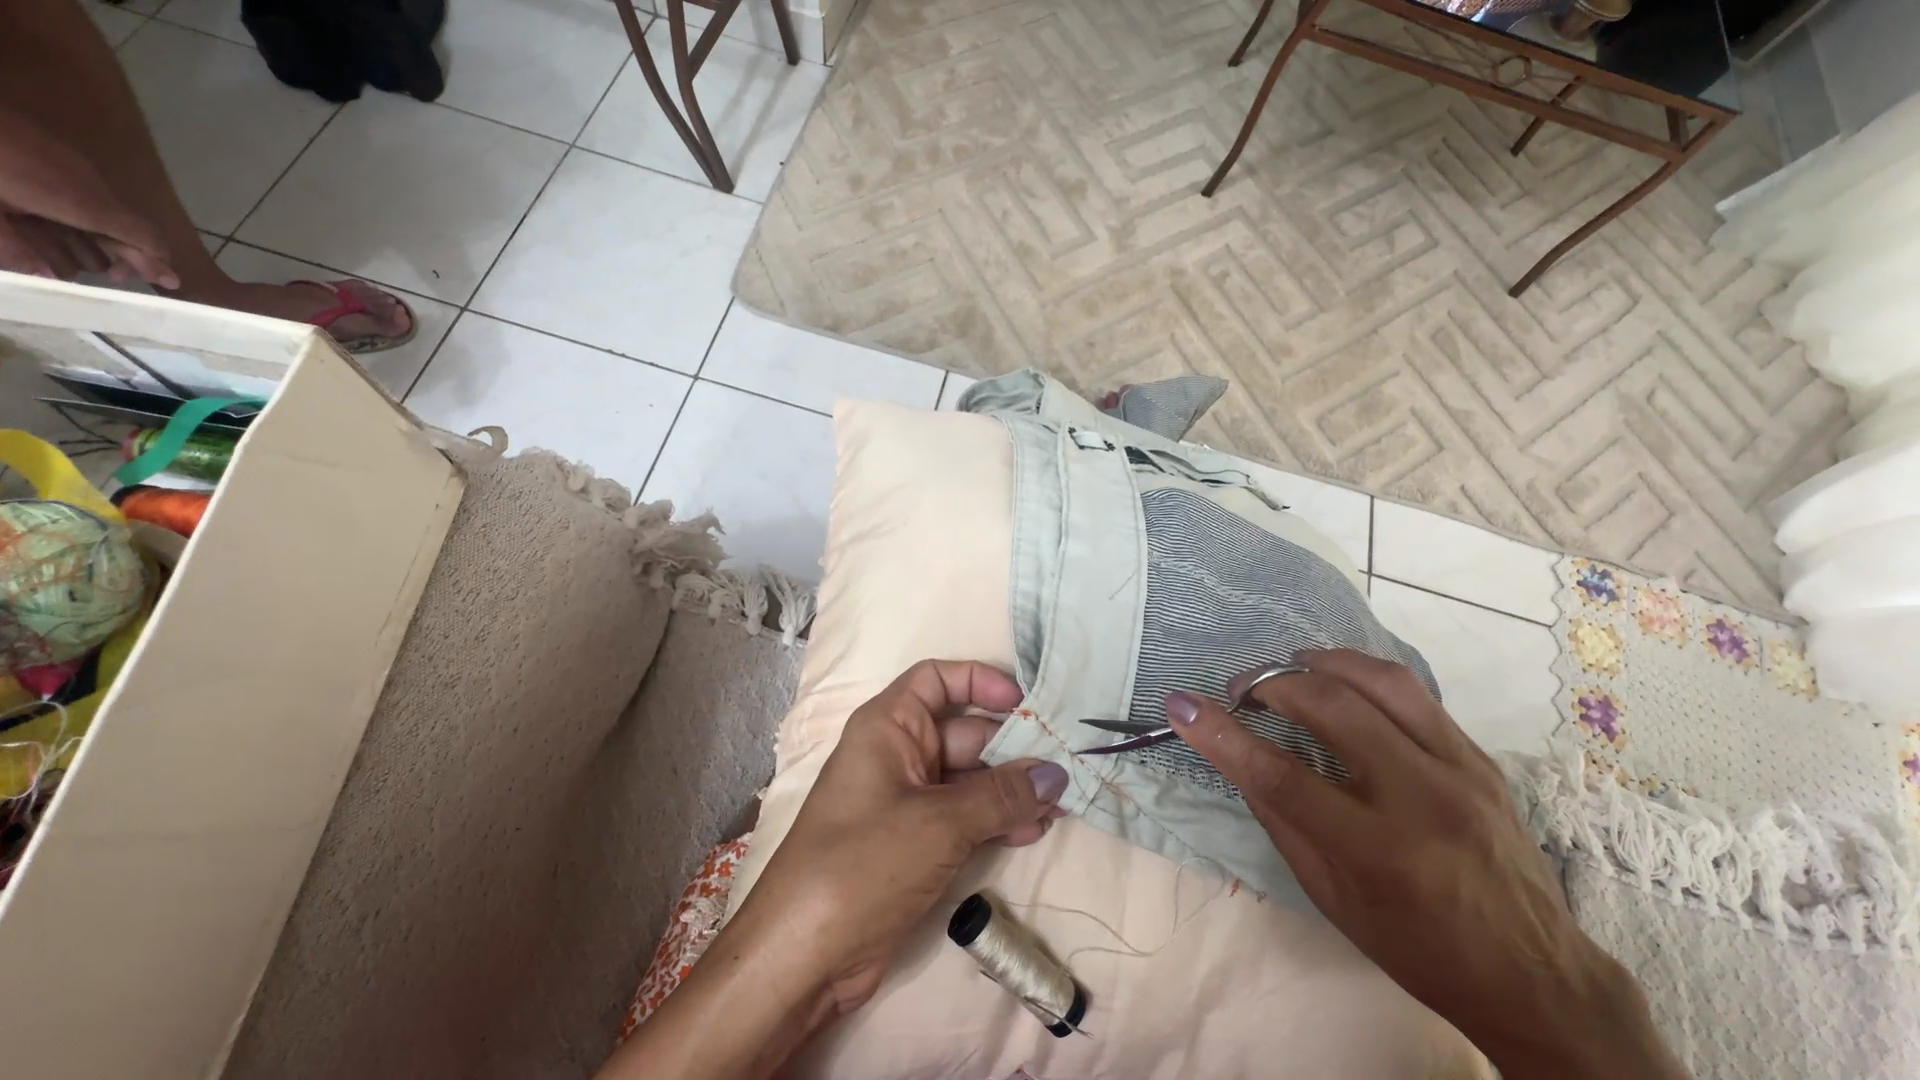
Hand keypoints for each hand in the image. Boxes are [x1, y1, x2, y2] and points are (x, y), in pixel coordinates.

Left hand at [0, 106, 176, 287]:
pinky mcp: (53, 152)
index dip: (159, 262)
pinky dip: (84, 214)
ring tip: (79, 253)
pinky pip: (85, 191)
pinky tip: (58, 221)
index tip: (170, 283)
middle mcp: (90, 186)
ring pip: (105, 210)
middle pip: (127, 226)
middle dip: (129, 254)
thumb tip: (50, 281)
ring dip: (100, 236)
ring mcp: (73, 165)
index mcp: (82, 204)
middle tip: (118, 278)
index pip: (144, 237)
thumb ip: (17, 249)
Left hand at [735, 659, 1066, 1011]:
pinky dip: (996, 822)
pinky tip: (1031, 833)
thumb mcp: (940, 823)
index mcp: (888, 727)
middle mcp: (897, 756)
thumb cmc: (864, 864)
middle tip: (1067, 770)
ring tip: (1058, 809)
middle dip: (1014, 750)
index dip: (980, 681)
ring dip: (1012, 792)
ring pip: (970, 780)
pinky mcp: (915, 845)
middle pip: (965, 733)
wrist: (804, 954)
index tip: (1025, 704)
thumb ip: (1002, 796)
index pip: (935, 679)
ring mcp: (906, 803)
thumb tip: (1057, 774)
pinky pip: (964, 818)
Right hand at [1165, 649, 1683, 1079]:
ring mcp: (1461, 771)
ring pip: (1383, 681)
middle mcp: (1422, 799)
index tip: (1182, 705)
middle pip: (1331, 707)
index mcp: (1377, 852)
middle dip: (1272, 684)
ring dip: (1323, 662)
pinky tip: (1343, 684)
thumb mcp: (1333, 899)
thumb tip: (1241, 760)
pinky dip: (1366, 678)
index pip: (1279, 776)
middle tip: (1244, 691)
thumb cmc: (1417, 949)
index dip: (1221, 734)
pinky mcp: (1482, 759)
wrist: (1533, 973)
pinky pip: (1417, 696)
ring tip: (1290, 667)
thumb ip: (1283, 823)